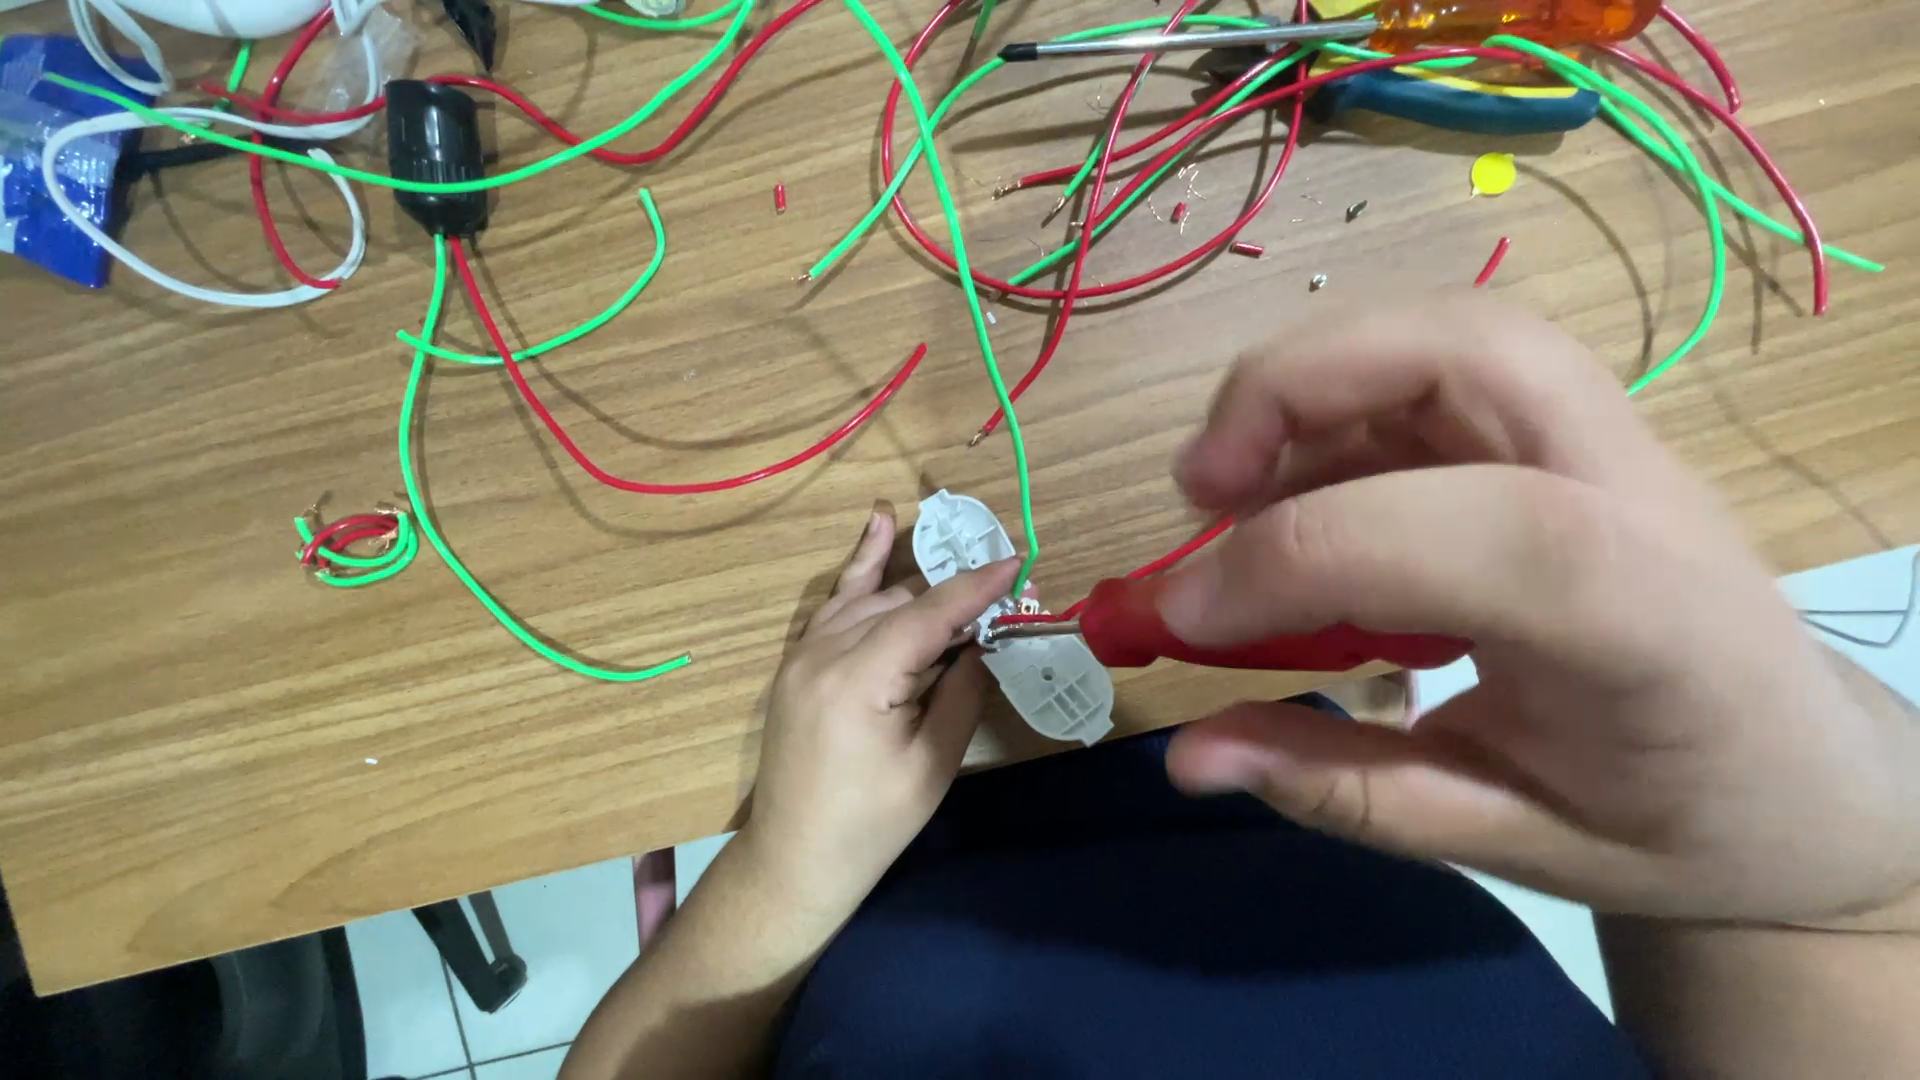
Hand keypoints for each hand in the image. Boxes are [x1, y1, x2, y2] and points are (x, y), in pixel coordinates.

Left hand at [739, 505, 1015, 915]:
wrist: (794, 859)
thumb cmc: (871, 825)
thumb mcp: (932, 763)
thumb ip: (961, 692)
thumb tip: (980, 644)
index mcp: (857, 681)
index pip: (927, 615)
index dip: (975, 587)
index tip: (1016, 561)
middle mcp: (823, 653)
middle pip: (901, 603)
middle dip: (955, 598)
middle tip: (1004, 603)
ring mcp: (803, 654)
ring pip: (871, 599)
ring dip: (919, 593)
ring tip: (967, 588)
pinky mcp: (798, 662)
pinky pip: (835, 604)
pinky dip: (862, 570)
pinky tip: (878, 527)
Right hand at [1158, 295, 1919, 927]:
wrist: (1801, 769)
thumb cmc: (1672, 822)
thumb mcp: (1505, 840)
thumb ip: (1340, 791)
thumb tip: (1188, 758)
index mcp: (1659, 625)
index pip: (1488, 535)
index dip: (1302, 556)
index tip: (1186, 619)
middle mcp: (1640, 489)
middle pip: (1463, 349)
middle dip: (1290, 392)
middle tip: (1197, 490)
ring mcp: (1598, 441)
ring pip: (1430, 336)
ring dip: (1294, 393)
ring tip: (1221, 493)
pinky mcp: (1546, 433)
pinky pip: (1413, 376)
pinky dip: (1315, 416)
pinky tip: (1279, 497)